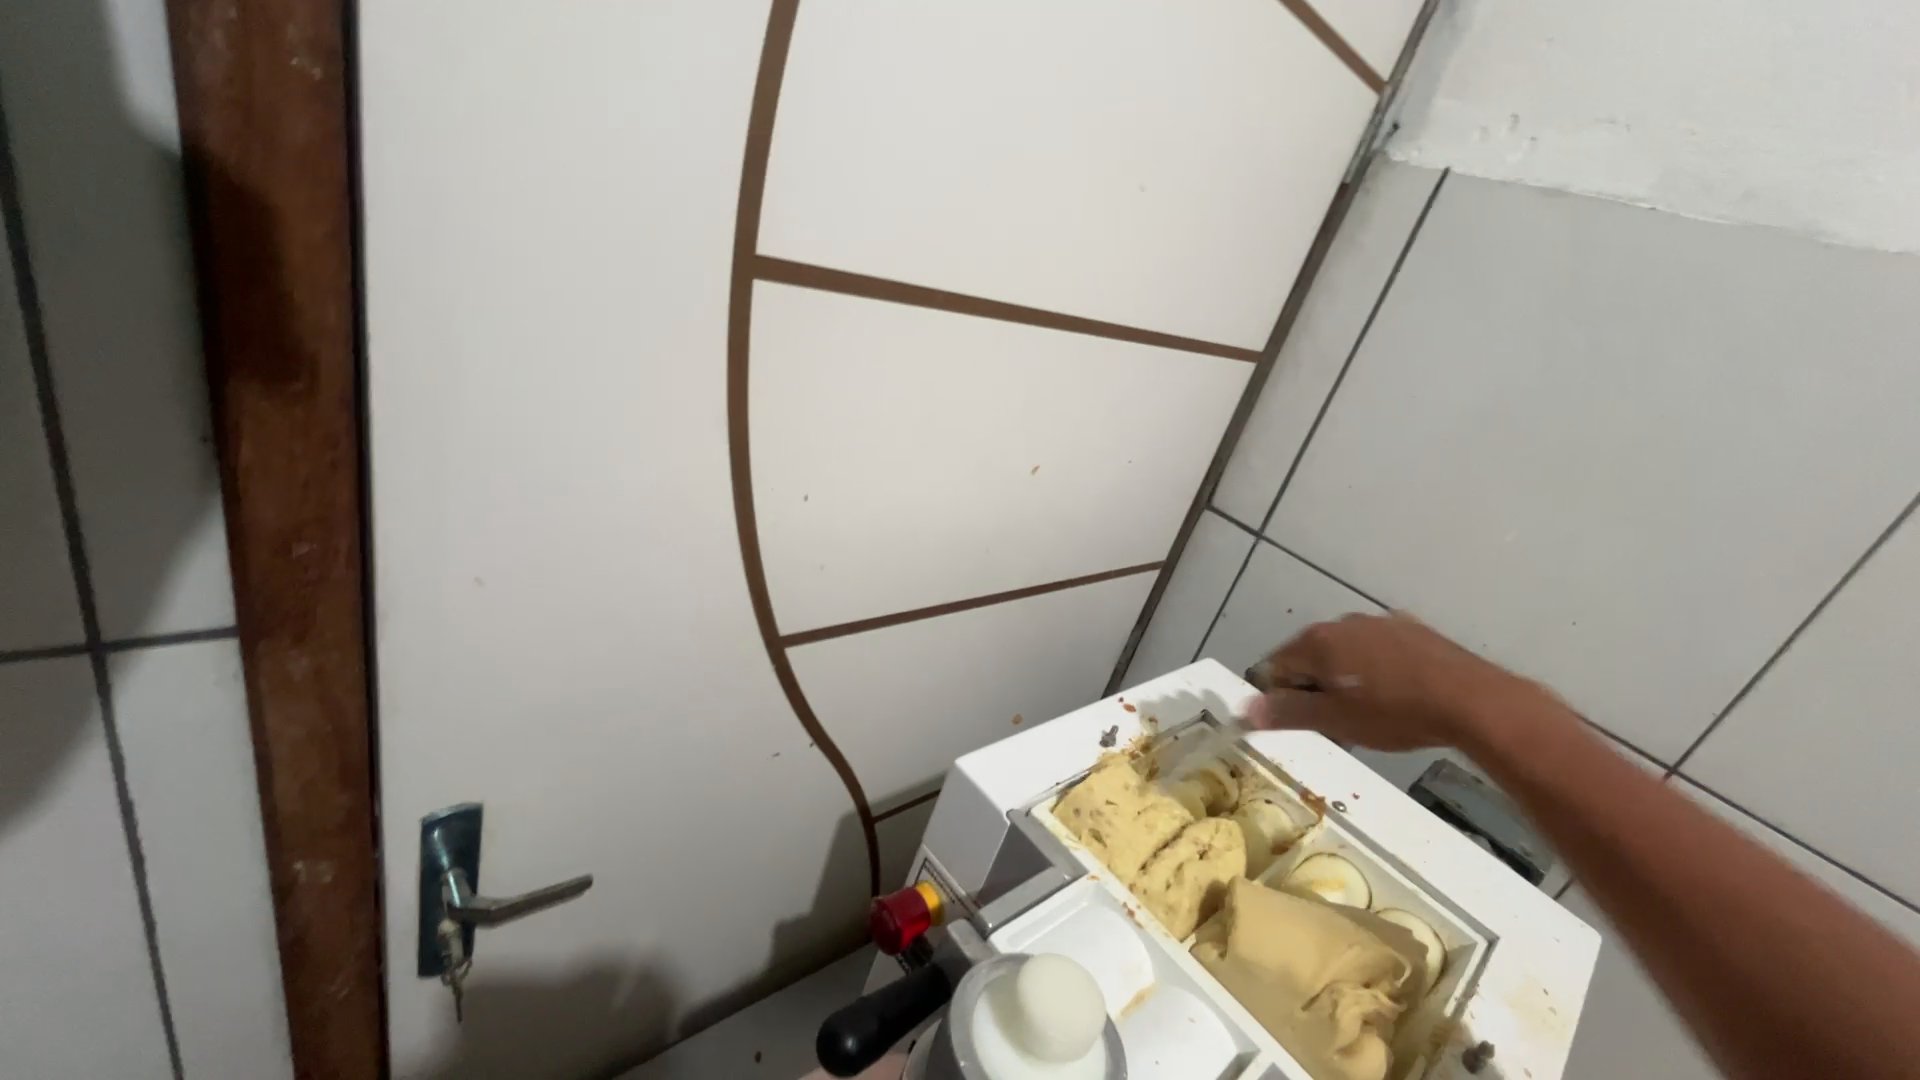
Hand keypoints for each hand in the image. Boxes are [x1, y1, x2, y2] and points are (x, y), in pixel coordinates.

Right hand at [1243, 612, 1552, 752]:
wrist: (1474, 702)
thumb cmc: (1394, 713)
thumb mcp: (1334, 720)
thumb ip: (1286, 712)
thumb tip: (1245, 709)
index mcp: (1317, 640)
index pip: (1275, 667)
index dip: (1283, 698)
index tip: (1307, 723)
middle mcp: (1342, 622)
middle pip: (1309, 657)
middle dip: (1315, 688)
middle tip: (1337, 723)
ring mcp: (1379, 622)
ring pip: (1344, 653)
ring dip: (1345, 679)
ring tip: (1371, 713)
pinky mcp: (1412, 629)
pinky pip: (1377, 650)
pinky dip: (1376, 670)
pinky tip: (1399, 695)